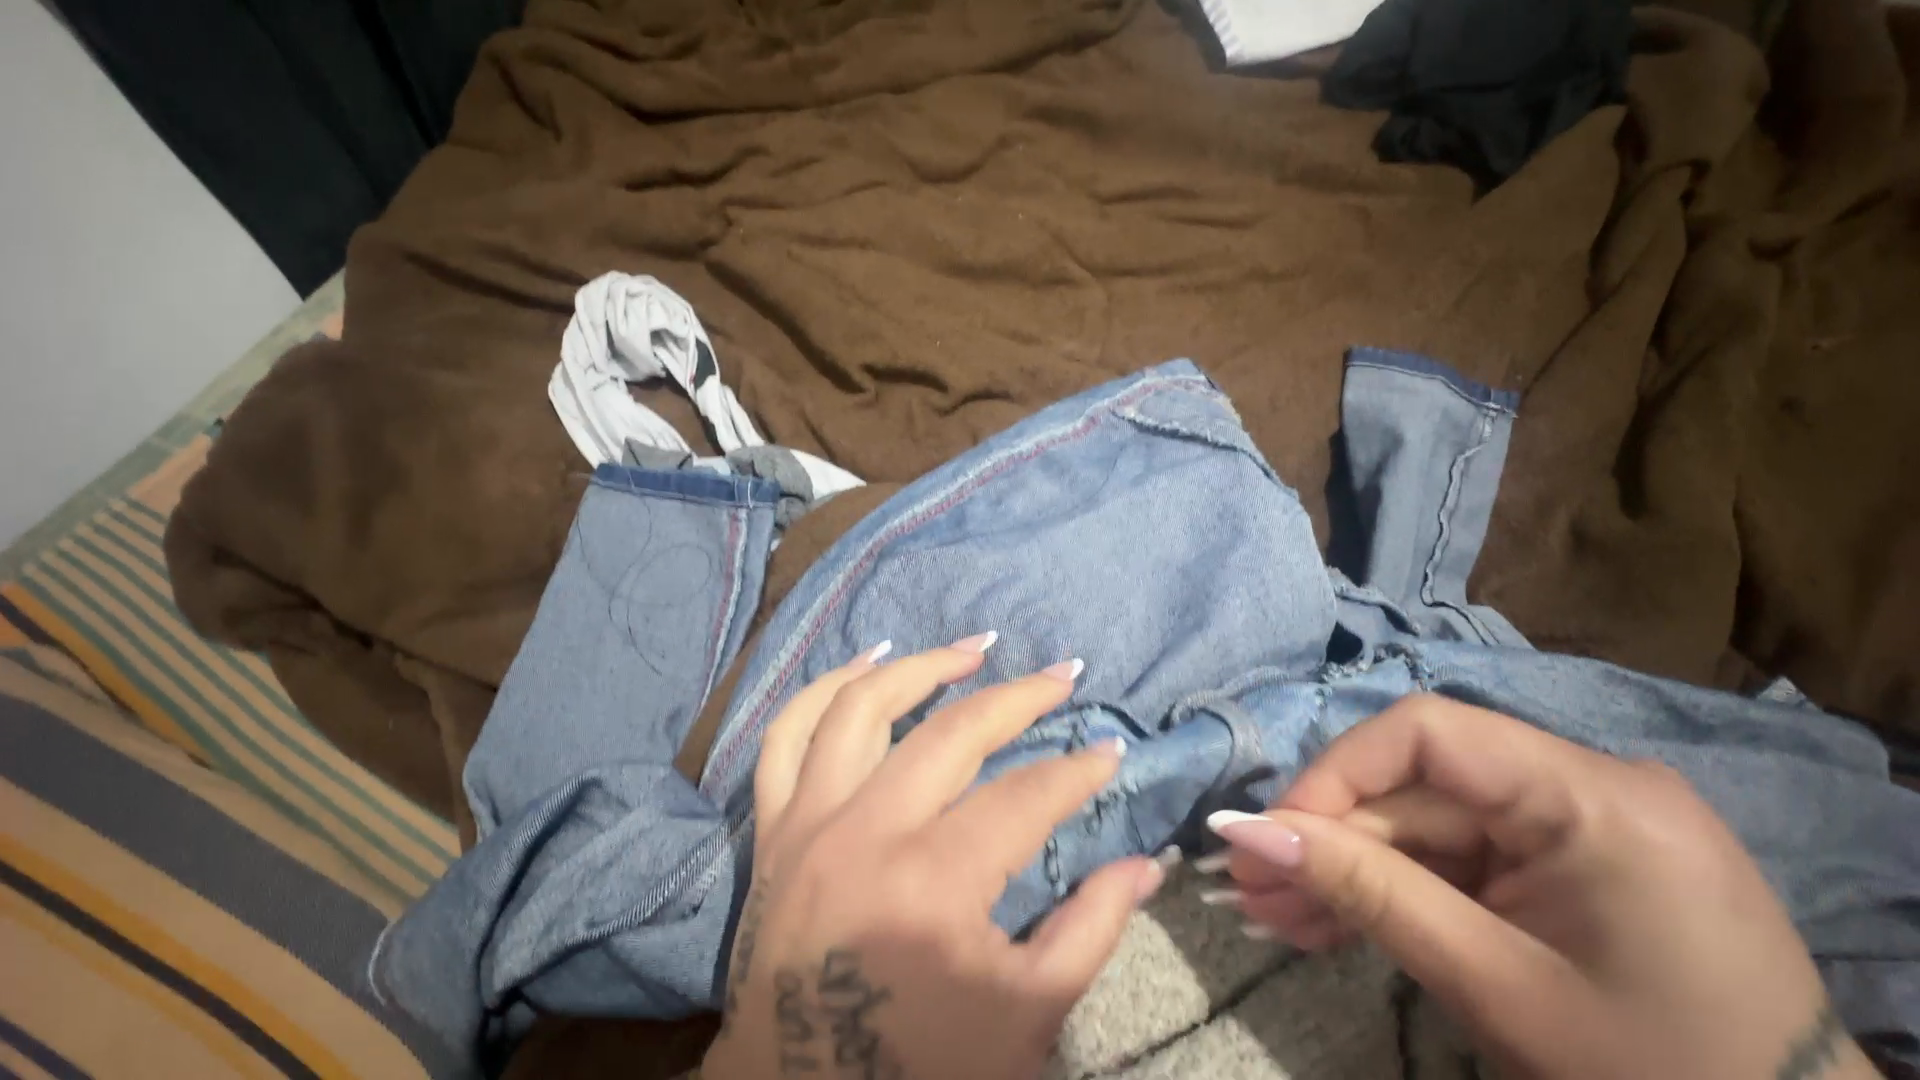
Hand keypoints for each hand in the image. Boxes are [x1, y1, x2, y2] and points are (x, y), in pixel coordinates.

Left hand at [699, 638, 1164, 1079]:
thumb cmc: (919, 1065)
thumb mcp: (1026, 1014)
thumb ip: (1091, 930)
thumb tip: (1148, 865)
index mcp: (934, 882)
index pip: (1025, 798)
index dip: (1076, 772)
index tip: (1110, 754)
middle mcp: (866, 831)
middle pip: (951, 734)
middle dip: (1018, 697)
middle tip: (1063, 675)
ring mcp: (809, 822)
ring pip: (861, 708)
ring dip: (921, 666)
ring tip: (972, 648)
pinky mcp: (773, 830)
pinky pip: (785, 736)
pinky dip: (823, 690)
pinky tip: (867, 664)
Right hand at [1205, 694, 1878, 1079]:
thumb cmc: (1653, 1076)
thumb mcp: (1496, 985)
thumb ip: (1366, 894)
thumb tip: (1246, 833)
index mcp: (1594, 797)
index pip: (1428, 733)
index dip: (1333, 774)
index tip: (1270, 837)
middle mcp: (1588, 785)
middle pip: (1419, 788)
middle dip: (1329, 842)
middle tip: (1251, 894)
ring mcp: (1580, 824)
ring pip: (1429, 827)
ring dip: (1351, 872)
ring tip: (1275, 921)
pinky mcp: (1570, 863)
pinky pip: (1462, 860)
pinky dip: (1399, 892)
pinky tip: (1332, 925)